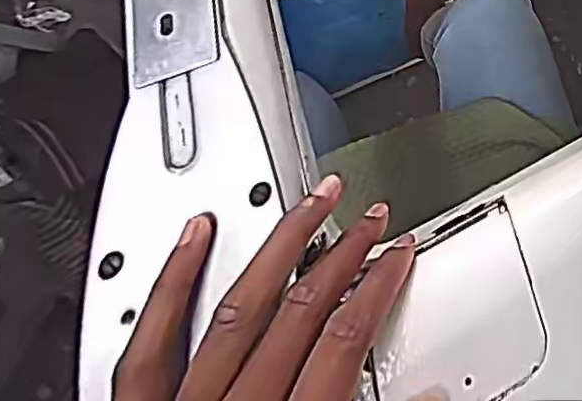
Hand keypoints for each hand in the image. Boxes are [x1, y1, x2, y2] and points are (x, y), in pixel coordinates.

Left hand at [114, 174, 416, 400]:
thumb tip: (434, 394)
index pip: (345, 341)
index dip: (380, 285)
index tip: (401, 252)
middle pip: (300, 312)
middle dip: (344, 254)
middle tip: (373, 216)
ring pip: (239, 308)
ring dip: (282, 244)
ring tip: (314, 199)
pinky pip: (146, 349)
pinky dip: (172, 284)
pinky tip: (196, 235)